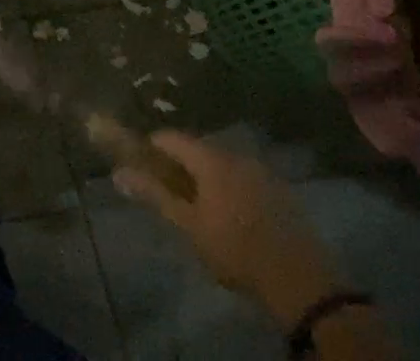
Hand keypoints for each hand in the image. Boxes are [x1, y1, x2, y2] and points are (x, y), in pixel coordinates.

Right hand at [113, 131, 341, 325]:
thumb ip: (154, 194)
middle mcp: (238, 156)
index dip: (151, 148)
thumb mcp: (187, 225)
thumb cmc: (235, 250)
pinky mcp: (281, 190)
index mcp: (212, 160)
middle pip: (197, 148)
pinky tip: (231, 212)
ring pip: (222, 163)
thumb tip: (118, 173)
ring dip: (206, 175)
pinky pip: (244, 176)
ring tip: (198, 204)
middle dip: (179, 164)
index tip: (141, 167)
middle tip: (169, 191)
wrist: (300, 282)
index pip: (170, 138)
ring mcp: (263, 172)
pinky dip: (230, 185)